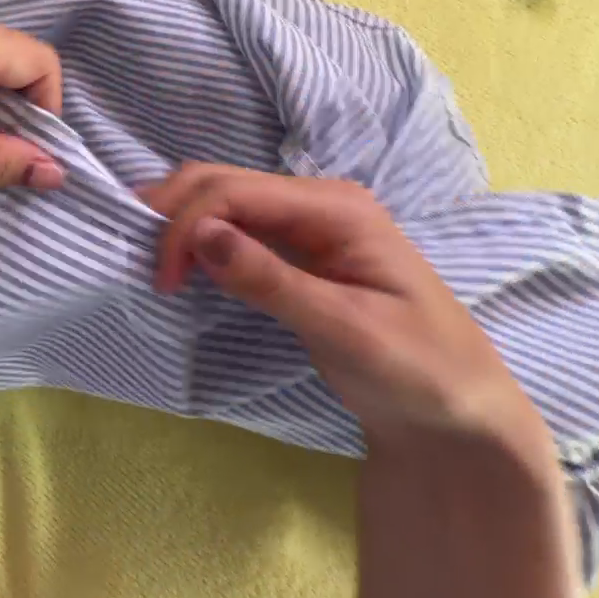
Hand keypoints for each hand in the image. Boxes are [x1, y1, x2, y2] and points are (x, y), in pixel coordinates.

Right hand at [142, 164, 551, 458]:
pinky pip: (230, 224)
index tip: (162, 280)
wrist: (458, 416)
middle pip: (220, 181)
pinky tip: (178, 259)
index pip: (234, 191)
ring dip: (178, 221)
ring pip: (219, 197)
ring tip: (152, 261)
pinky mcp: (293, 247)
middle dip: (171, 212)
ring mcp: (304, 222)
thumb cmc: (416, 371)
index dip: (185, 225)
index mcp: (336, 208)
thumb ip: (270, 280)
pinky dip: (195, 236)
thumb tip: (198, 234)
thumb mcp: (345, 330)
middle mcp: (316, 201)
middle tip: (140, 261)